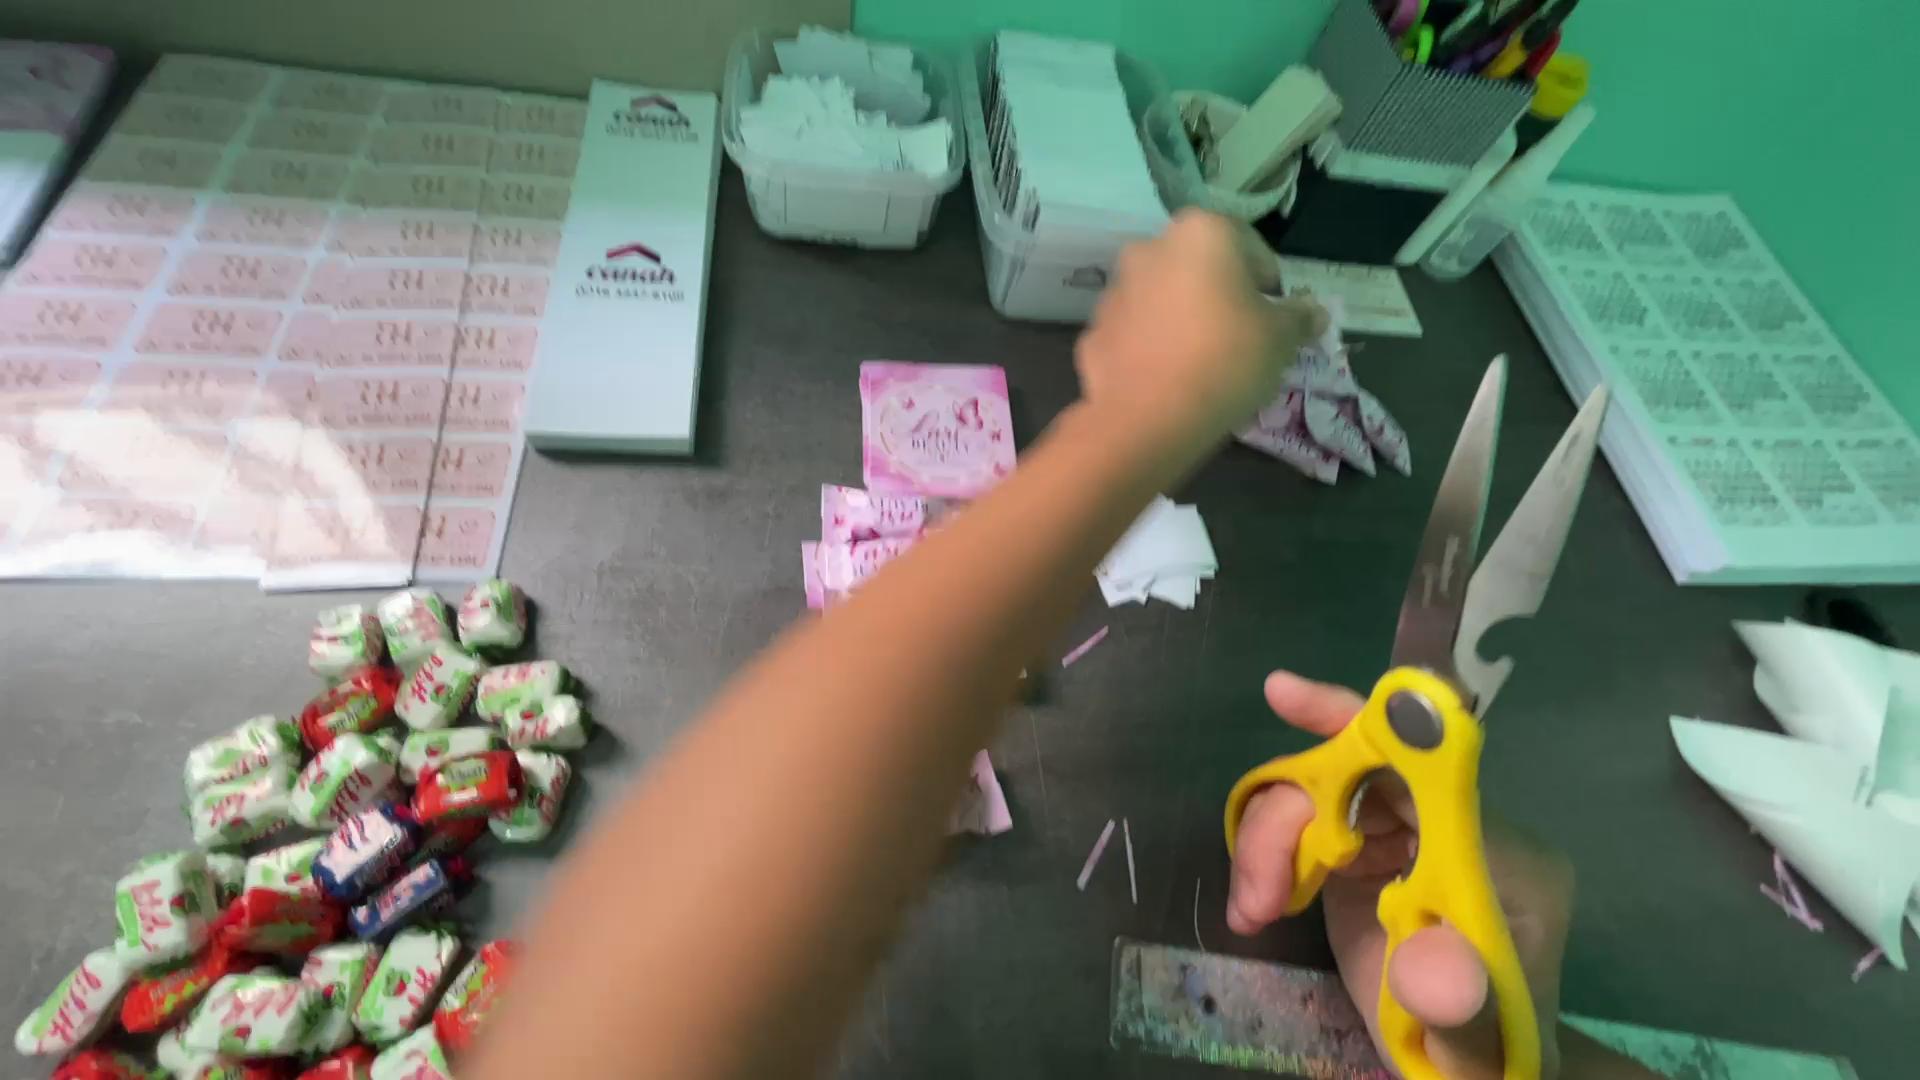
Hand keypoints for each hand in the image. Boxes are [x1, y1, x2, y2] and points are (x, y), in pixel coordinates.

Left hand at [1075, 210, 1325, 450]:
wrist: (1147, 419)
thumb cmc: (1225, 361)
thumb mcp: (1281, 338)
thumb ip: (1298, 317)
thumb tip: (1312, 313)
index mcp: (1199, 232)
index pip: (1247, 244)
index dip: (1266, 280)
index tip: (1272, 313)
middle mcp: (1148, 250)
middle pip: (1195, 268)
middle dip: (1216, 294)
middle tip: (1237, 336)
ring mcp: (1113, 293)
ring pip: (1158, 299)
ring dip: (1177, 319)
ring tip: (1198, 362)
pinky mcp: (1092, 335)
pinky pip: (1131, 335)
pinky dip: (1147, 348)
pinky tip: (1164, 379)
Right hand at [1228, 671, 1573, 1079]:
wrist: (1466, 1070)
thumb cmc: (1486, 1051)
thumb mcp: (1478, 1037)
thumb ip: (1459, 1000)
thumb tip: (1429, 972)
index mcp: (1488, 849)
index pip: (1424, 761)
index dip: (1360, 723)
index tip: (1282, 694)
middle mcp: (1436, 824)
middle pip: (1342, 778)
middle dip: (1286, 824)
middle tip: (1258, 895)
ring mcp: (1390, 837)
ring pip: (1305, 802)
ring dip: (1267, 851)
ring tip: (1252, 911)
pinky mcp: (1350, 855)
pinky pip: (1291, 832)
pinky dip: (1262, 864)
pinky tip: (1252, 909)